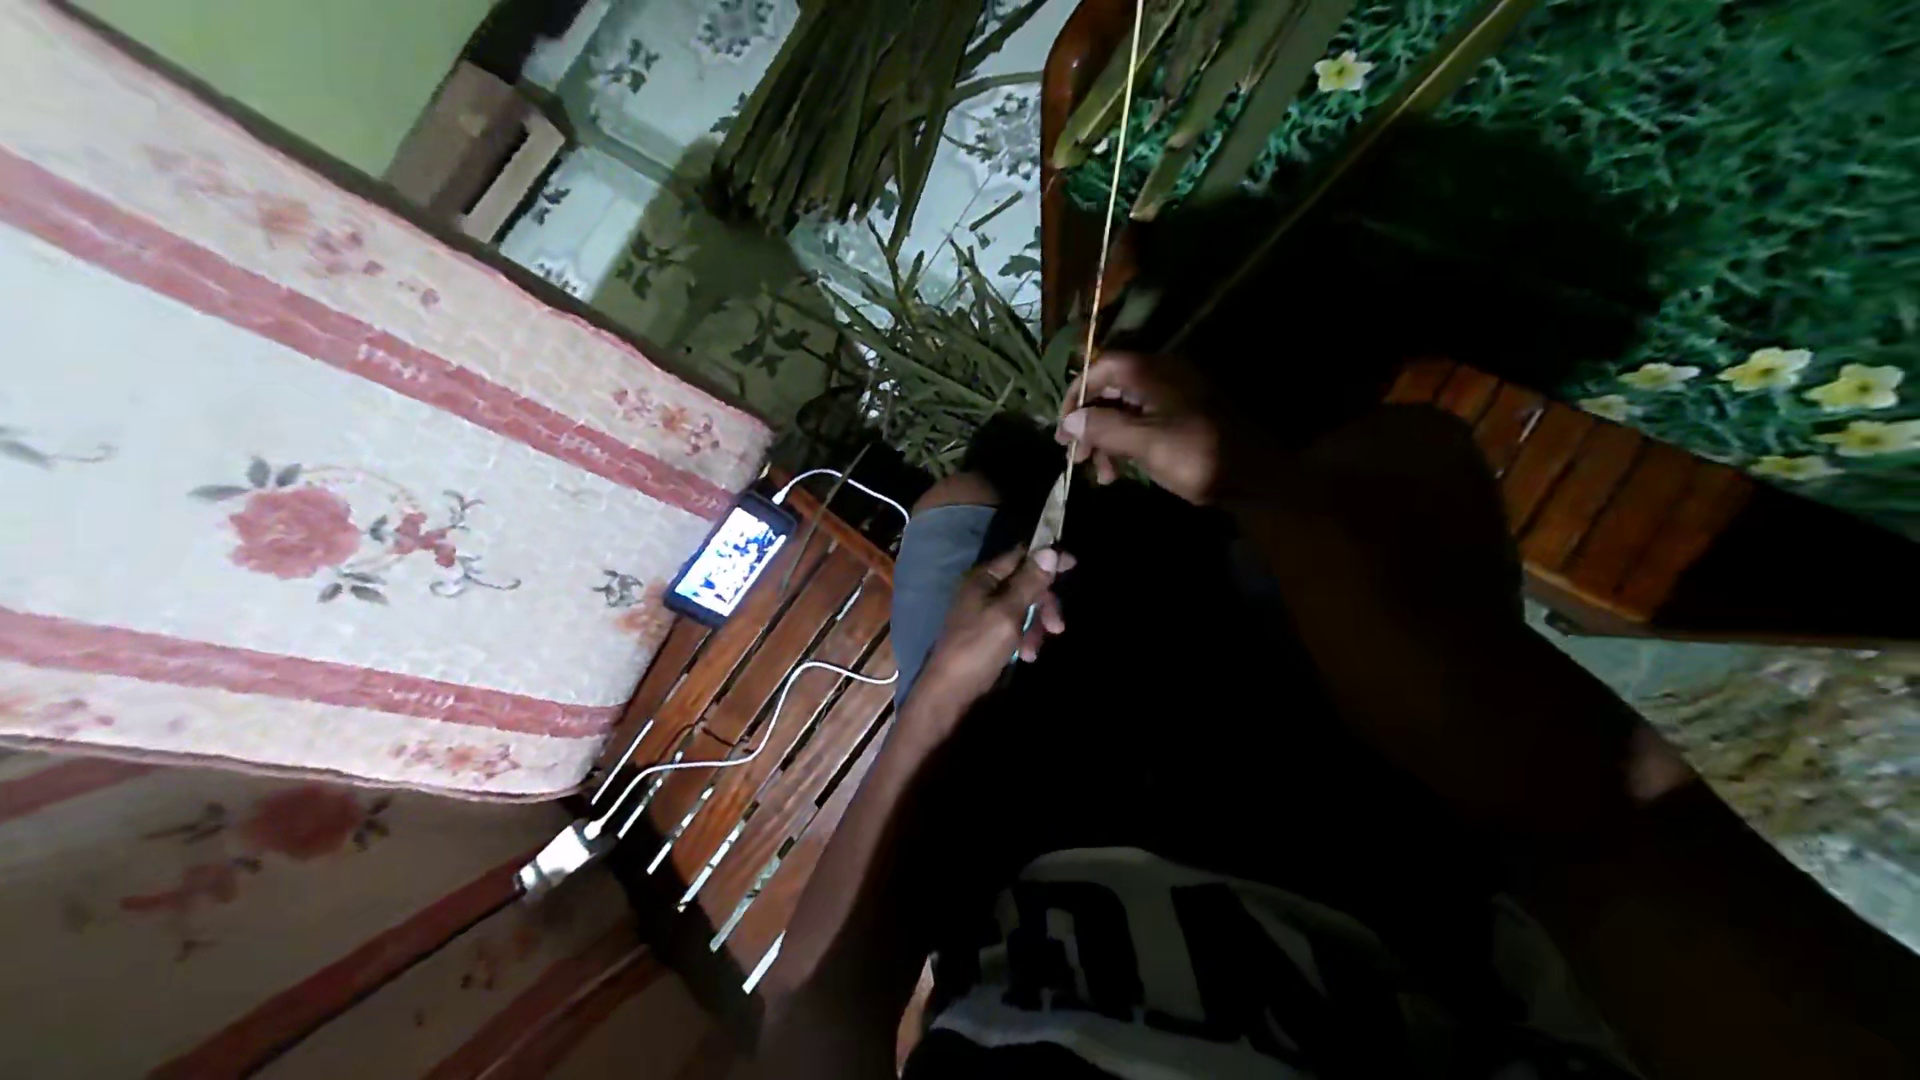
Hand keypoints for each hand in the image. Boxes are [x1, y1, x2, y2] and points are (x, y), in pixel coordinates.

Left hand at [903, 546, 1073, 722]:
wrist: (951, 691)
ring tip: (1032, 652)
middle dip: (1044, 604)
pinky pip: (1016, 626)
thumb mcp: (1007, 612)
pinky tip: (1026, 656)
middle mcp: (984, 590)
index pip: (1020, 555)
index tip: (1073, 564)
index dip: (1046, 558)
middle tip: (1057, 627)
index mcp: (984, 578)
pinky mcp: (989, 633)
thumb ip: (1029, 582)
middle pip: (1026, 584)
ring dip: (1035, 627)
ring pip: (1024, 608)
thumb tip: (1049, 550)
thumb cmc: (978, 648)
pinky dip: (1024, 639)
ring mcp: (985, 612)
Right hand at [1054, 351, 1259, 504]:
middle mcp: (1161, 377)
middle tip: (1076, 456)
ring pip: (1123, 412)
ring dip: (1105, 441)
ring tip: (1101, 475)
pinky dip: (1124, 446)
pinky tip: (1118, 473)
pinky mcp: (1179, 419)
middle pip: (1109, 391)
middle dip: (1089, 425)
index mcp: (1153, 372)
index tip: (1064, 428)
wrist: (1253, 477)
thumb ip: (1103, 429)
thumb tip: (1070, 422)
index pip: (1101, 367)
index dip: (1076, 395)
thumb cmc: (1197, 455)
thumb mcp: (1144, 443)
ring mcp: (1172, 398)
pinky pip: (1140, 424)